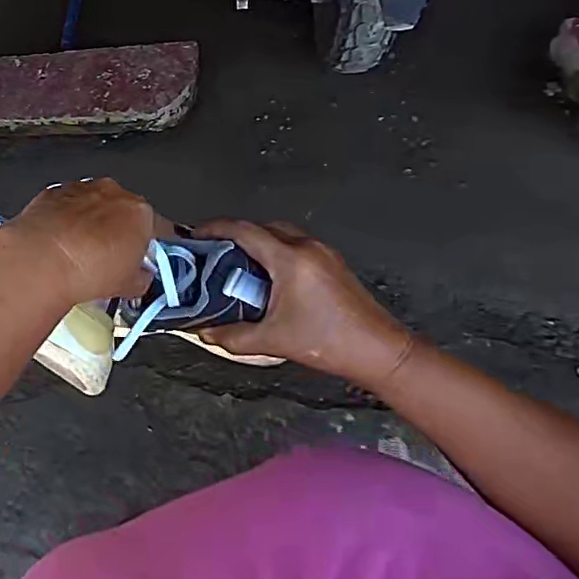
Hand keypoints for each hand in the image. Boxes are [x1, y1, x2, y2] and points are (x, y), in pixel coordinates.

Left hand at [0, 179, 156, 305]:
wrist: (40, 261)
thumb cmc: (84, 267)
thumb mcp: (128, 286)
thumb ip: (142, 277)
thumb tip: (139, 277)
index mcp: (140, 213)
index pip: (160, 226)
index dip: (155, 243)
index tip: (148, 254)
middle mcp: (112, 194)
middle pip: (125, 211)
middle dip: (121, 230)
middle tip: (112, 256)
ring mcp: (81, 190)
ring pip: (94, 204)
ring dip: (92, 221)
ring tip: (81, 250)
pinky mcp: (52, 193)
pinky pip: (66, 204)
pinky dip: (65, 218)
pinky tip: (60, 240)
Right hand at [193, 220, 414, 389]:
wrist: (382, 352)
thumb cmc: (329, 342)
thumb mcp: (272, 340)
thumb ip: (233, 335)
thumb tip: (206, 333)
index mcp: (290, 260)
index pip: (244, 230)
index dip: (214, 228)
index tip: (195, 235)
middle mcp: (307, 248)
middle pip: (262, 226)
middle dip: (234, 234)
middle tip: (213, 250)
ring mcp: (324, 254)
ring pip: (281, 233)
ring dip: (256, 241)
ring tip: (236, 262)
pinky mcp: (334, 264)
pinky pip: (296, 245)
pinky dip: (275, 250)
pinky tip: (267, 274)